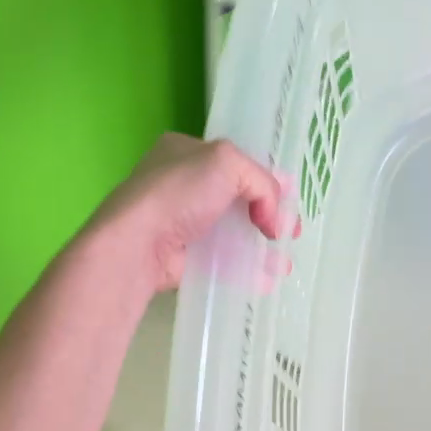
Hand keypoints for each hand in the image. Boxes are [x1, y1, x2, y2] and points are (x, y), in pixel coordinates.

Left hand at [85, 133, 295, 294]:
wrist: (138, 244)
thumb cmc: (179, 193)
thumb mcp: (228, 163)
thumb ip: (262, 182)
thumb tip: (272, 219)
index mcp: (187, 152)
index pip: (236, 161)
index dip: (267, 177)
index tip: (293, 195)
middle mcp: (183, 185)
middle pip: (239, 199)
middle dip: (270, 214)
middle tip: (292, 231)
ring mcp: (182, 223)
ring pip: (233, 233)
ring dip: (262, 246)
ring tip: (285, 262)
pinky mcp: (183, 257)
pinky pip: (223, 263)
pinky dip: (248, 270)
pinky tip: (268, 279)